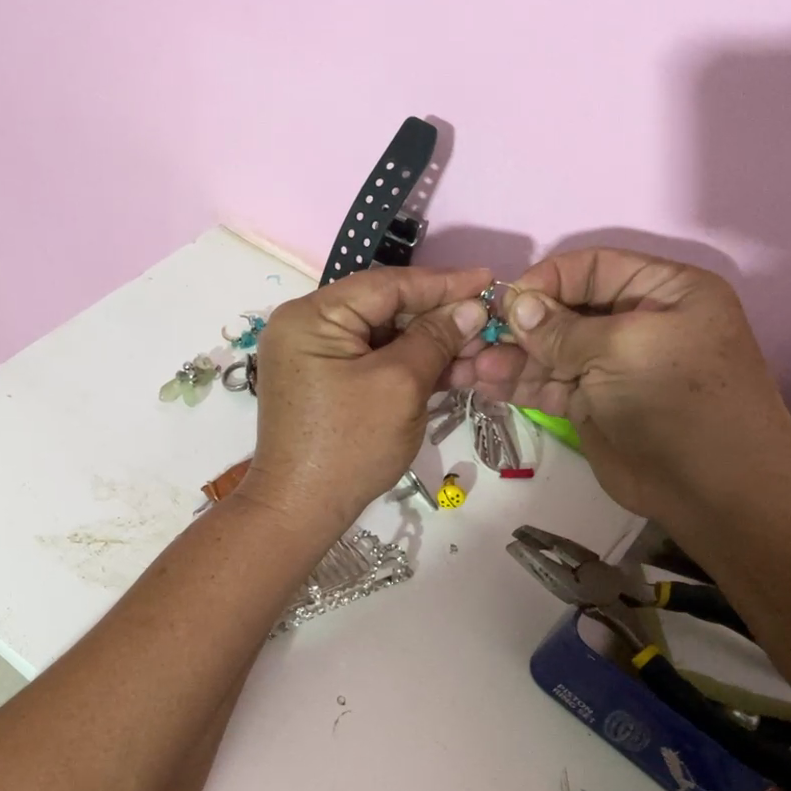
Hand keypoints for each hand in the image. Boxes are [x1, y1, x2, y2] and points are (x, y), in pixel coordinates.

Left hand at [238, 265, 491, 536]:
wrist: (301, 510)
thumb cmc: (349, 446)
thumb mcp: (400, 385)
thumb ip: (435, 338)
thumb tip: (471, 307)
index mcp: (311, 316)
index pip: (386, 284)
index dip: (442, 282)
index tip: (489, 280)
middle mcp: (305, 327)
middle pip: (384, 308)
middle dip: (438, 317)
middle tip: (487, 322)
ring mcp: (313, 357)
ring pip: (382, 337)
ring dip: (429, 344)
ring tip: (478, 351)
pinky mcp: (325, 384)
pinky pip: (372, 361)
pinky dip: (408, 366)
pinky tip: (451, 370)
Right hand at [461, 247, 790, 521]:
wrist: (712, 488)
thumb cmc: (676, 400)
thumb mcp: (622, 348)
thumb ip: (563, 328)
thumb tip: (516, 306)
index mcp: (664, 291)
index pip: (593, 267)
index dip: (546, 280)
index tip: (503, 302)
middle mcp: (637, 322)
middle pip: (565, 310)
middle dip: (518, 324)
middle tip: (471, 338)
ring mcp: (613, 366)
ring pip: (551, 351)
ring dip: (509, 358)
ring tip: (465, 367)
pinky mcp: (594, 404)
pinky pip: (550, 385)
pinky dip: (518, 385)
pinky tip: (483, 385)